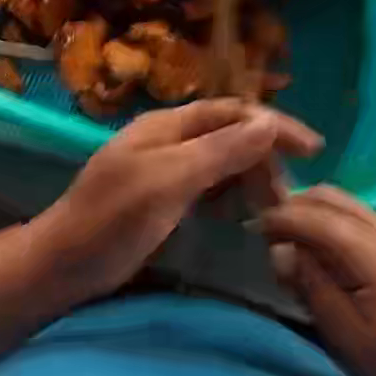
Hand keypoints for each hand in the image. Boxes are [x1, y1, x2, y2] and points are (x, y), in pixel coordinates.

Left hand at [30, 99, 321, 299]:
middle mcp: (169, 138)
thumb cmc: (113, 220)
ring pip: (221, 161)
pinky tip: (237, 215)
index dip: (274, 125)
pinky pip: (208, 185)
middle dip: (263, 159)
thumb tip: (269, 121)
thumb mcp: (169, 181)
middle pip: (230, 135)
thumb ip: (219, 151)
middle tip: (285, 197)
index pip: (233, 112)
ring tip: (269, 209)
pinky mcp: (162, 195)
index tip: (313, 149)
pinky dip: (229, 195)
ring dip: (249, 178)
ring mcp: (164, 167)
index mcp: (168, 125)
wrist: (62, 263)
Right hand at [262, 187, 375, 375]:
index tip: (250, 228)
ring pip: (345, 202)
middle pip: (331, 197)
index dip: (280, 218)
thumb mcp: (348, 335)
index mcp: (370, 253)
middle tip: (267, 231)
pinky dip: (330, 218)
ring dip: (312, 209)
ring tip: (288, 237)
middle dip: (294, 205)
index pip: (315, 217)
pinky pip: (356, 215)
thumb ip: (312, 286)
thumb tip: (280, 251)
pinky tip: (319, 245)